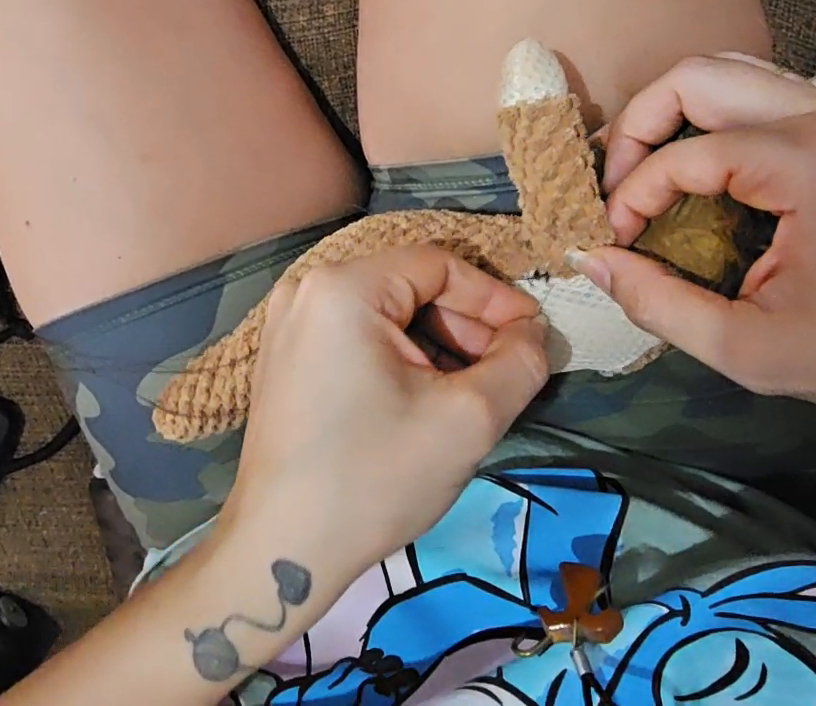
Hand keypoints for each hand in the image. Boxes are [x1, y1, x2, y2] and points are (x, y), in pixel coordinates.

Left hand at [219, 245, 548, 586]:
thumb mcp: (467, 419)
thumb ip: (518, 364)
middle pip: (409, 288)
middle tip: (504, 373)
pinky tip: (426, 399)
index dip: (494, 299)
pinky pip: (357, 337)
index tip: (532, 337)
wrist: (283, 550)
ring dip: (437, 346)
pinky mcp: (285, 357)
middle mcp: (306, 289)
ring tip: (471, 392)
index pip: (438, 265)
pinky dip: (400, 358)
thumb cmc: (373, 477)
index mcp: (342, 287)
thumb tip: (532, 333)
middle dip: (466, 327)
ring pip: (386, 315)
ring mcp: (288, 324)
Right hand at [574, 55, 815, 444]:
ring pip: (730, 74)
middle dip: (638, 128)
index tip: (616, 243)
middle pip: (696, 76)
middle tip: (619, 187)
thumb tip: (591, 259)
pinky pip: (764, 94)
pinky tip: (706, 173)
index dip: (630, 196)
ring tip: (650, 173)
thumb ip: (657, 303)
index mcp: (809, 162)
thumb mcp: (749, 350)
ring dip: (675, 116)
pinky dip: (715, 120)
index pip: (680, 154)